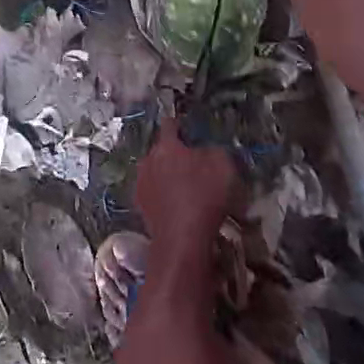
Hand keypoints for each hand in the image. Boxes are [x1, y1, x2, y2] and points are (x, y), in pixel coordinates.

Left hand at [136, 120, 238, 247]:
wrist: (182, 239)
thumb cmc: (204, 196)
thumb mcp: (222, 165)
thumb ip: (213, 151)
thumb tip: (205, 151)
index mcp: (166, 146)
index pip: (169, 125)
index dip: (179, 124)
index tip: (186, 127)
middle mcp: (148, 161)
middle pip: (161, 151)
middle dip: (174, 154)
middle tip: (193, 163)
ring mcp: (141, 185)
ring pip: (155, 173)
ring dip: (167, 176)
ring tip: (185, 188)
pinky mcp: (140, 208)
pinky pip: (154, 194)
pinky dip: (164, 196)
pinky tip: (177, 205)